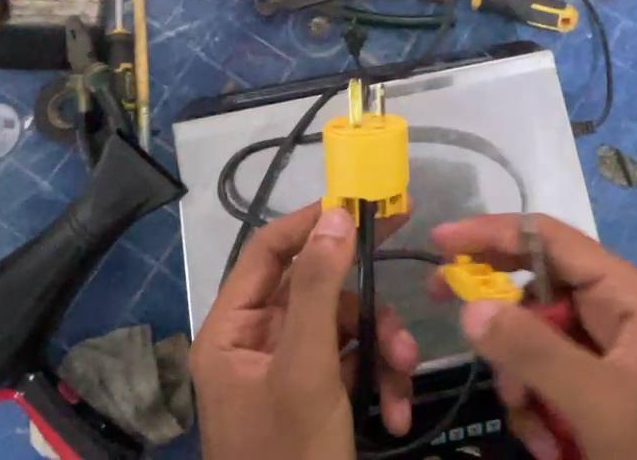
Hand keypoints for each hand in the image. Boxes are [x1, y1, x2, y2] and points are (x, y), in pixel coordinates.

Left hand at [192, 203, 421, 459]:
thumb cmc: (289, 453)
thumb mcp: (306, 369)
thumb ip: (317, 288)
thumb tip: (336, 213)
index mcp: (232, 329)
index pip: (269, 250)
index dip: (313, 220)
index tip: (361, 201)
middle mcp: (256, 342)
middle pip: (315, 287)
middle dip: (362, 296)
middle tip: (404, 244)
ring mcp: (288, 370)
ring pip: (343, 326)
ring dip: (381, 346)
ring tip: (403, 373)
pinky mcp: (316, 397)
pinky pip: (352, 364)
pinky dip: (378, 381)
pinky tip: (394, 413)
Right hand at [430, 214, 636, 459]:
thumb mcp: (597, 401)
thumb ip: (533, 351)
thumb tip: (469, 306)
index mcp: (622, 290)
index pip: (546, 237)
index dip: (492, 232)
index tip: (439, 241)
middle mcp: (610, 308)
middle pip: (534, 288)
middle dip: (501, 320)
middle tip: (446, 313)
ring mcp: (603, 351)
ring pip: (533, 340)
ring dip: (520, 383)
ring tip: (538, 429)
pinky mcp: (596, 390)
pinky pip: (546, 380)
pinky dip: (536, 410)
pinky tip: (551, 446)